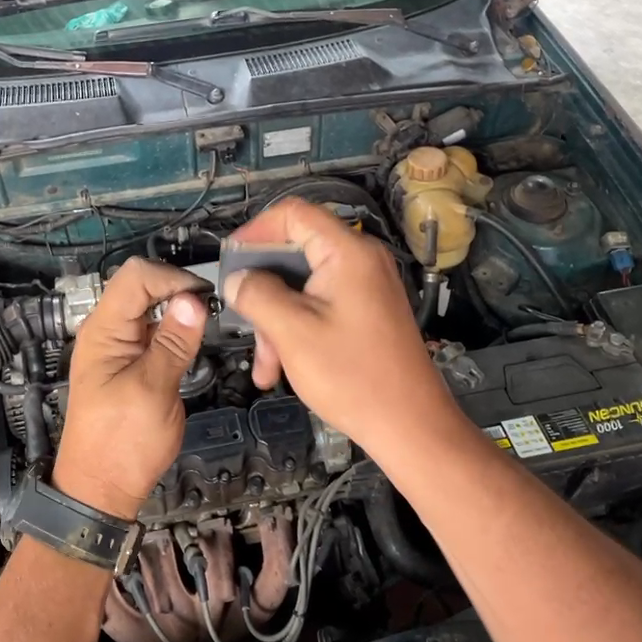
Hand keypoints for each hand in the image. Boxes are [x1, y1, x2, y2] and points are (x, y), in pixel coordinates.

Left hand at [52, 258, 208, 519]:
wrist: (100, 493)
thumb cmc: (121, 445)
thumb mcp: (152, 392)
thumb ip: (173, 344)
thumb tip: (194, 299)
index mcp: (103, 330)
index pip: (136, 276)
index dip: (173, 278)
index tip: (206, 298)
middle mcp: (107, 330)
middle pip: (142, 285)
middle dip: (177, 288)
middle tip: (211, 309)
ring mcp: (117, 347)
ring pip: (149, 306)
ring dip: (178, 308)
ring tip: (208, 322)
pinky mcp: (129, 363)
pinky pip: (152, 330)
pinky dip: (174, 328)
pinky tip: (194, 340)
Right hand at [223, 198, 465, 457]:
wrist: (411, 427)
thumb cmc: (354, 377)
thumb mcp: (292, 332)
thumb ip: (258, 294)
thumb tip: (239, 278)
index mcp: (348, 252)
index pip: (293, 214)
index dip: (255, 231)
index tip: (231, 261)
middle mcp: (360, 260)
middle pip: (295, 253)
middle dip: (264, 289)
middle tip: (245, 322)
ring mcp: (365, 286)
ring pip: (302, 285)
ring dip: (276, 318)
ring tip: (267, 363)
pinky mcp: (366, 311)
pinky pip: (319, 304)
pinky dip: (296, 328)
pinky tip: (282, 366)